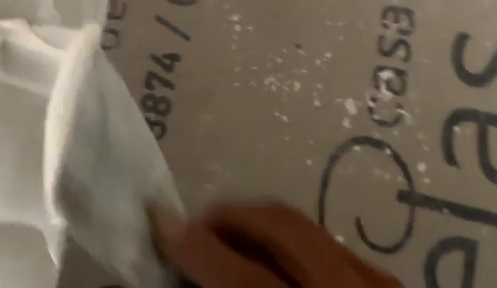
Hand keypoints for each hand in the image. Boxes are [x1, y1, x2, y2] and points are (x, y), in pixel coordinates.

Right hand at [154, 202, 397, 287]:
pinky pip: (335, 250)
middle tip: (195, 231)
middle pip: (284, 229)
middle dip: (231, 218)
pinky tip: (275, 268)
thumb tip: (185, 275)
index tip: (162, 224)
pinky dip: (295, 249)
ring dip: (262, 229)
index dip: (198, 247)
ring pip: (310, 230)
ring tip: (231, 246)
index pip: (245, 278)